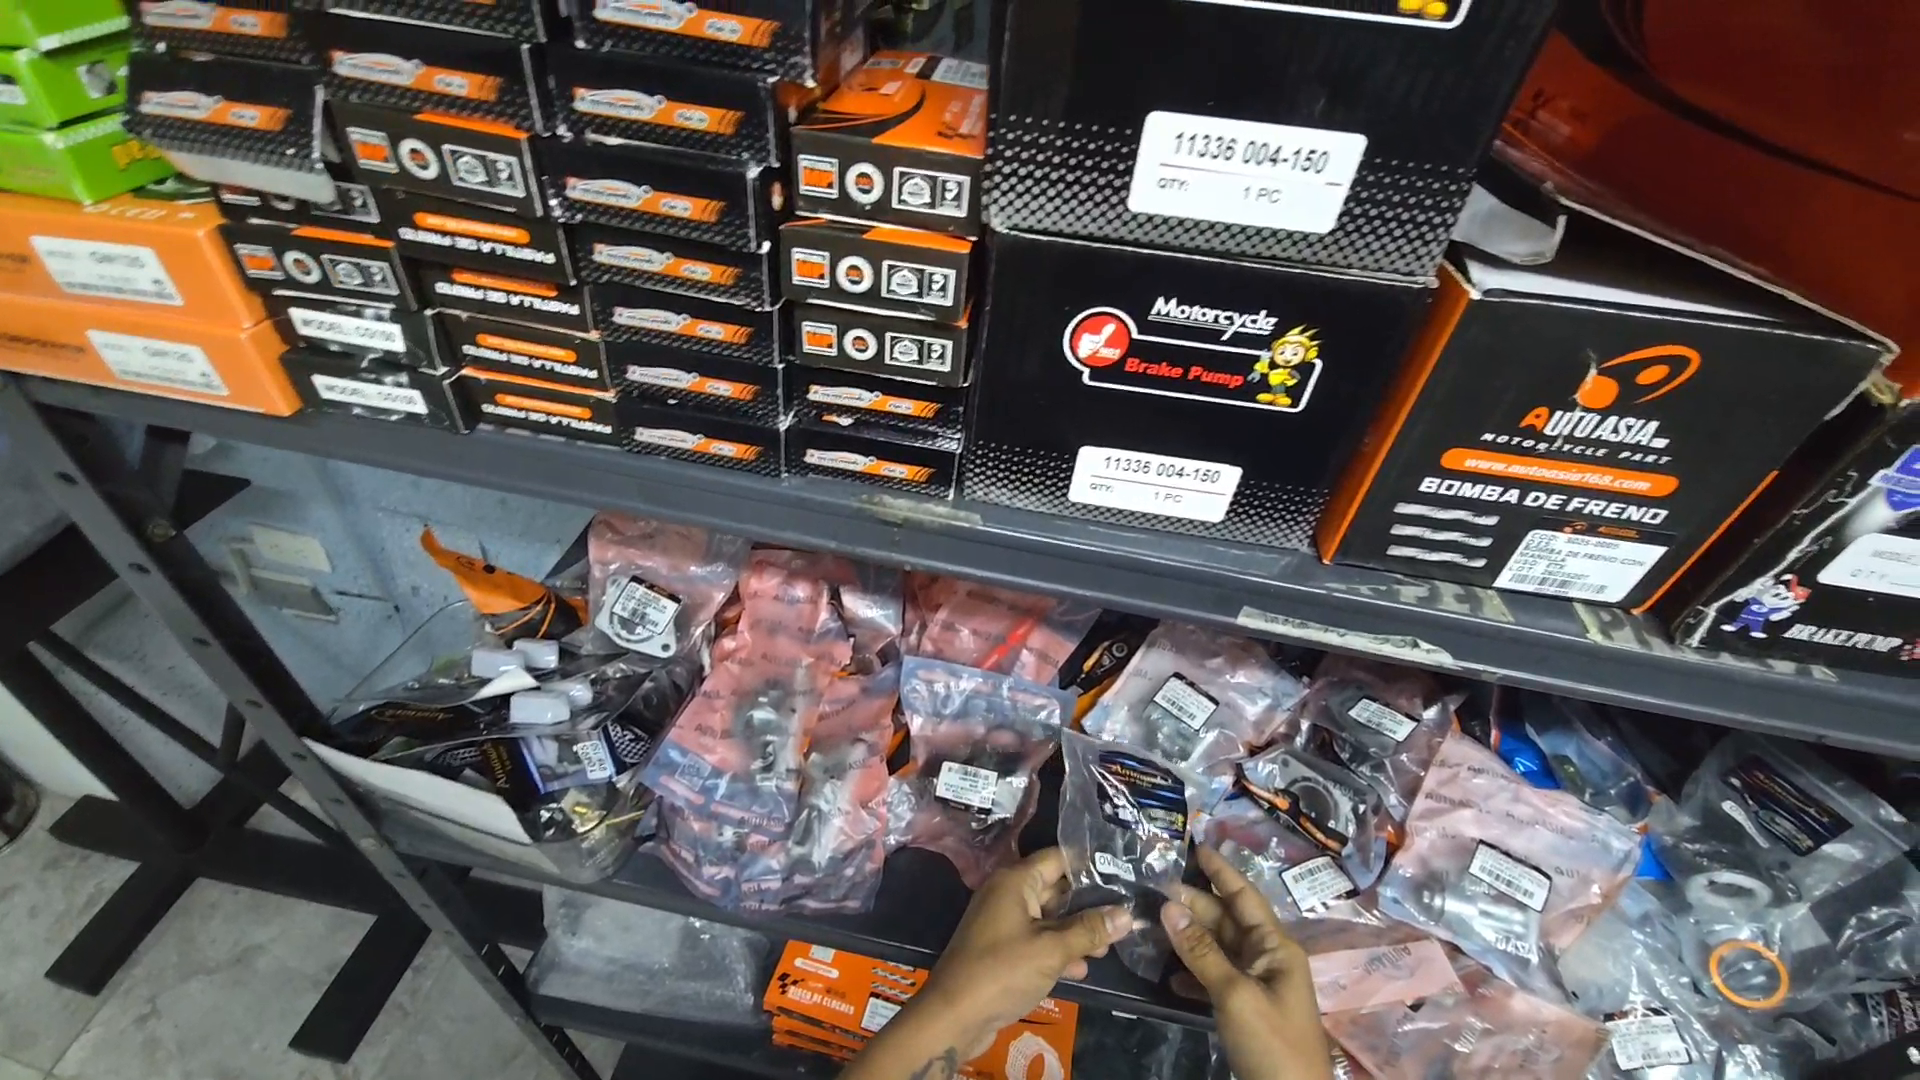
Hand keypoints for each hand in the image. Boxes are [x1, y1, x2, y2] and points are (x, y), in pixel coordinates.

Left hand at [917, 847, 1135, 1055]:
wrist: (954, 1015)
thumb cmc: (1002, 971)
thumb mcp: (1052, 950)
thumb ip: (1089, 930)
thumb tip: (1127, 914)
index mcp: (1015, 880)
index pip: (1057, 859)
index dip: (1088, 866)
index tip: (1120, 877)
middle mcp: (1007, 893)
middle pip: (1054, 888)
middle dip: (1086, 904)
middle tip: (1122, 918)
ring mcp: (1003, 921)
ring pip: (1047, 917)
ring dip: (1075, 931)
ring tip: (1108, 948)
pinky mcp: (1002, 948)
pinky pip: (1036, 940)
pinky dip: (1056, 950)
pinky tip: (1080, 968)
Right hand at [1162, 845, 1334, 1079]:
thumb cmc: (1272, 1045)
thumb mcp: (1234, 995)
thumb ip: (1201, 951)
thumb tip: (1168, 906)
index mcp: (1276, 947)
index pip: (1244, 895)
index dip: (1221, 870)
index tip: (1195, 845)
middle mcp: (1268, 958)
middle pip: (1227, 919)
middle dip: (1194, 903)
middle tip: (1154, 887)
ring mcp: (1257, 986)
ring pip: (1218, 948)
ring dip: (1188, 936)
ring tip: (1153, 921)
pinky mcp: (1246, 1011)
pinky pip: (1215, 978)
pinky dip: (1192, 972)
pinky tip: (1167, 972)